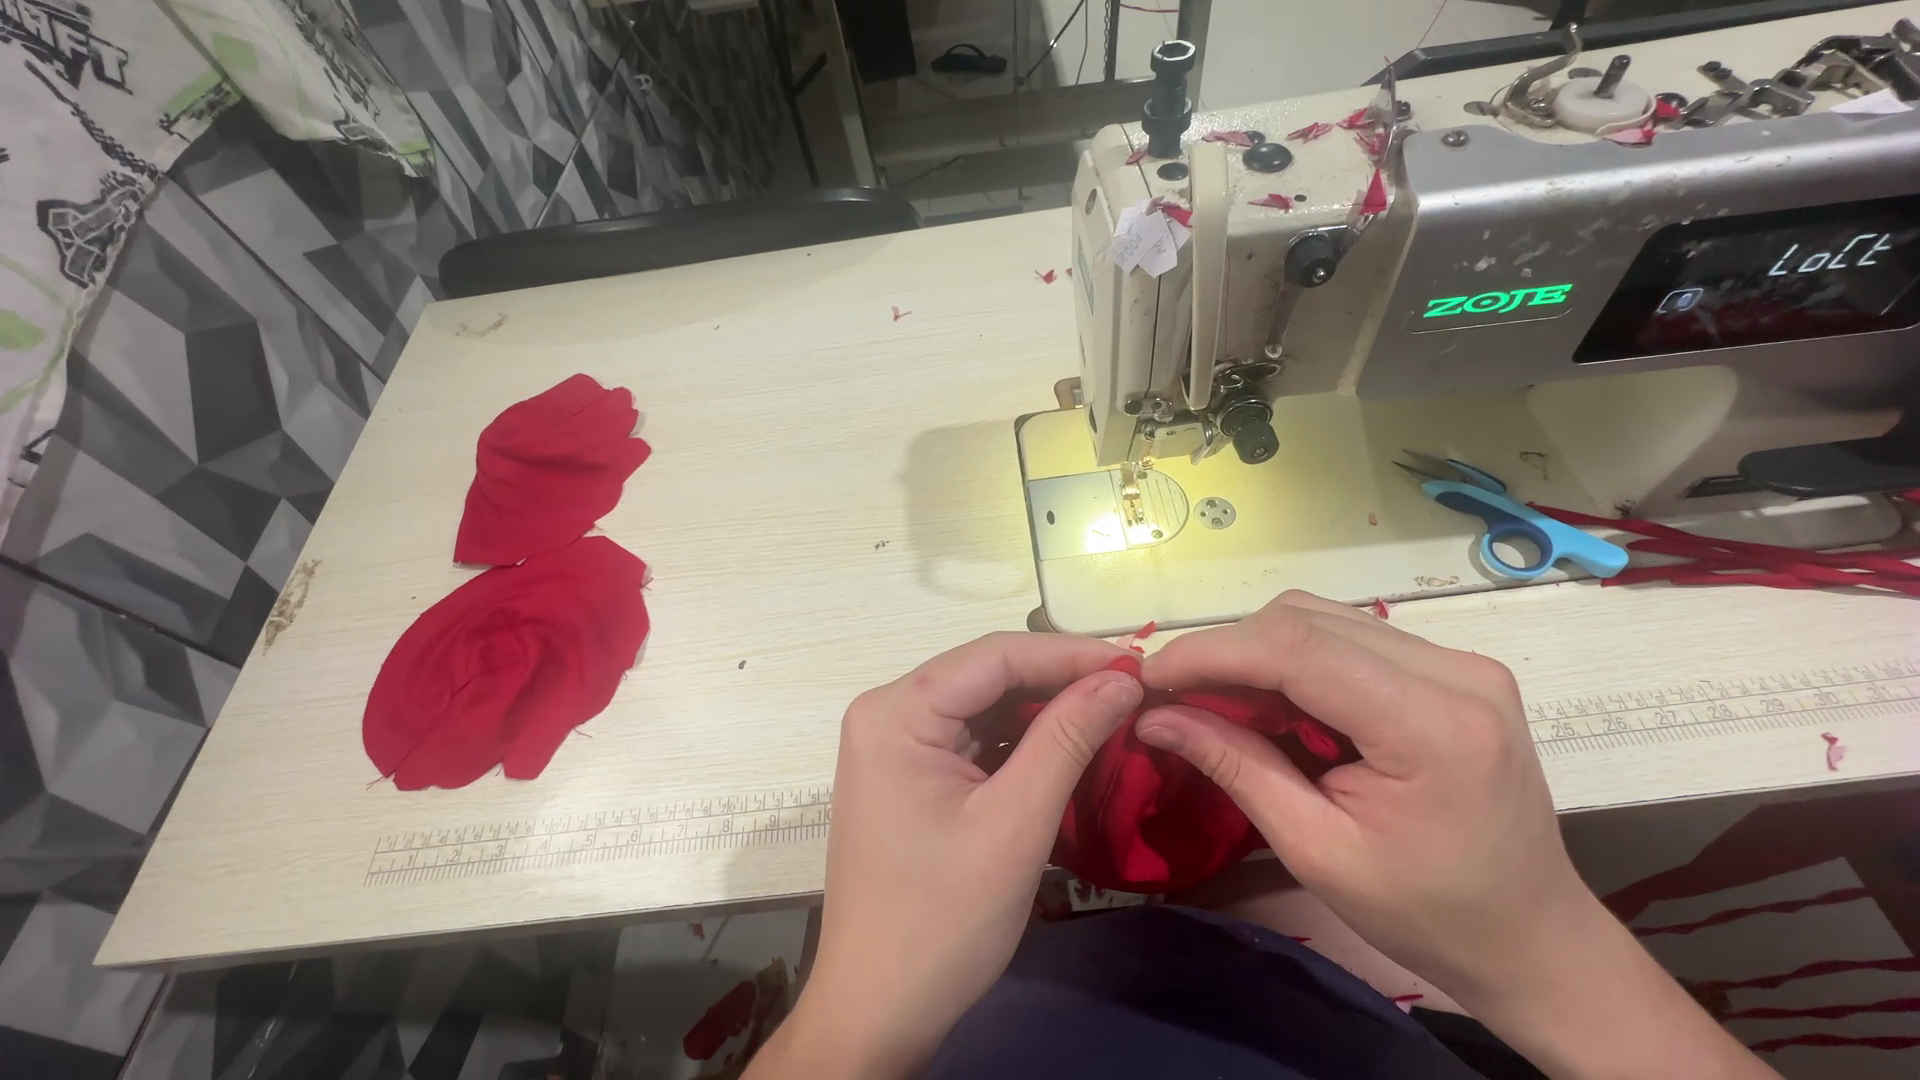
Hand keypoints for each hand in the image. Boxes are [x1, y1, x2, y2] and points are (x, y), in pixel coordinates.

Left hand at [759, 632, 1141, 1077]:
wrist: (879, 1008)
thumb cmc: (942, 919)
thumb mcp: (1014, 824)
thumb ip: (1067, 739)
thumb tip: (1122, 678)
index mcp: (896, 712)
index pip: (994, 655)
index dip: (1069, 653)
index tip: (1138, 665)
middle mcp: (888, 712)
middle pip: (987, 674)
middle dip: (1059, 680)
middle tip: (1133, 691)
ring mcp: (895, 744)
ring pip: (984, 705)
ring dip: (1044, 709)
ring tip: (1112, 714)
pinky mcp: (909, 774)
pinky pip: (974, 737)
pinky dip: (1021, 740)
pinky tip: (1067, 745)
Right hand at [1136, 590, 1582, 995]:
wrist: (1531, 938)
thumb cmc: (1426, 914)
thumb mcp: (1316, 850)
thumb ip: (1236, 766)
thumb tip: (1153, 716)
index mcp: (1432, 724)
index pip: (1296, 648)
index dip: (1210, 652)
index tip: (1148, 678)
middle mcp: (1455, 670)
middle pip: (1305, 619)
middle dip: (1227, 651)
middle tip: (1177, 698)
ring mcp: (1460, 662)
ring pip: (1322, 618)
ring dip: (1257, 651)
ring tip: (1220, 702)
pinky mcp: (1451, 668)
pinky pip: (1347, 636)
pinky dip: (1293, 659)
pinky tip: (1274, 701)